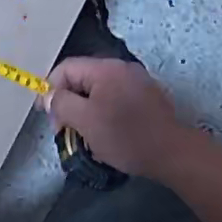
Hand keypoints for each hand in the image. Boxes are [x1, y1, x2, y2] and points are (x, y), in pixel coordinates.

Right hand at [44, 57, 204, 181]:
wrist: (173, 153)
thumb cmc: (125, 136)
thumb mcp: (85, 121)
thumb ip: (62, 103)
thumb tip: (50, 95)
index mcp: (105, 68)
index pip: (66, 68)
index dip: (50, 88)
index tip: (48, 115)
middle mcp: (122, 68)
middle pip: (82, 78)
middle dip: (68, 102)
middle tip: (64, 129)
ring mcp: (137, 81)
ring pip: (99, 90)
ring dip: (86, 110)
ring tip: (84, 134)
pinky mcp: (147, 97)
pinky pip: (116, 98)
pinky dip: (104, 112)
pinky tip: (106, 133)